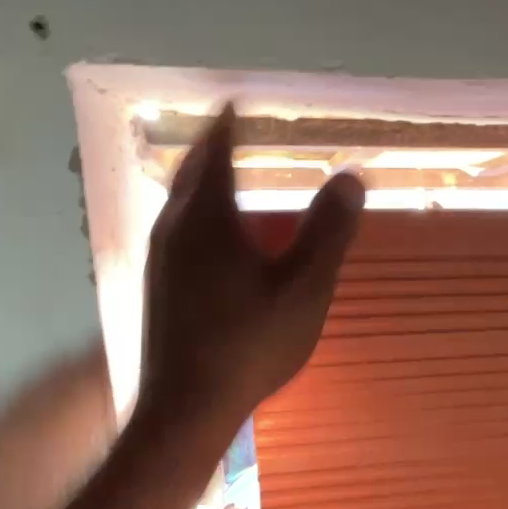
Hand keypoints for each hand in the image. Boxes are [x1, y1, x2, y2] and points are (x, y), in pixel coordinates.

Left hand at [137, 104, 363, 436]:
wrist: (188, 405)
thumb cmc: (250, 343)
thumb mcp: (304, 288)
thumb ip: (328, 231)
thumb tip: (349, 176)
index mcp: (208, 217)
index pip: (216, 151)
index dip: (229, 124)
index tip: (237, 104)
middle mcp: (174, 228)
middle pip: (190, 174)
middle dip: (211, 150)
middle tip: (230, 135)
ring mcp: (160, 262)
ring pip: (180, 207)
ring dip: (202, 187)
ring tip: (225, 183)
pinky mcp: (158, 291)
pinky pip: (178, 236)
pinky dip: (198, 220)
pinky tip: (214, 246)